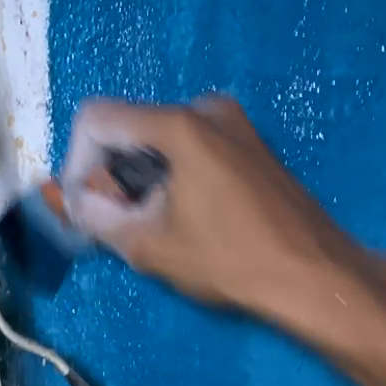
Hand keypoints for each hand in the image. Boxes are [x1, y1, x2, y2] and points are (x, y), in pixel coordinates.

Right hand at [61, 95, 375, 339]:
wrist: (315, 276)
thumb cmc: (230, 260)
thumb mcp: (147, 244)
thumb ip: (95, 215)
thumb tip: (71, 199)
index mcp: (179, 125)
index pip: (96, 119)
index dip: (76, 161)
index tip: (82, 204)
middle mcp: (205, 109)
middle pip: (127, 126)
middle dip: (106, 171)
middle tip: (109, 219)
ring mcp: (232, 122)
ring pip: (154, 137)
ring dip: (135, 175)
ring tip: (142, 222)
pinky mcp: (246, 141)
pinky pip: (185, 144)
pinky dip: (165, 172)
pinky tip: (175, 213)